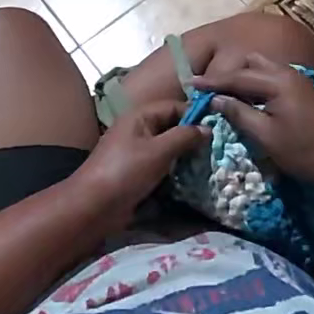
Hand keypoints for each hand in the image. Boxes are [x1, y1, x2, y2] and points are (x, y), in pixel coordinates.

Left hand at [74, 99, 206, 223]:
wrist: (93, 207)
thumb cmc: (126, 171)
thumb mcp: (159, 151)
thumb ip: (185, 136)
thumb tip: (208, 128)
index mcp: (141, 115)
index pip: (176, 106)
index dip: (197, 114)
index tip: (219, 126)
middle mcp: (139, 128)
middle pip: (173, 125)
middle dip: (194, 135)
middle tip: (217, 146)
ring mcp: (138, 150)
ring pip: (170, 146)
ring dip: (186, 154)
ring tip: (209, 161)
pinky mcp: (138, 170)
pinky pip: (163, 163)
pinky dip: (176, 167)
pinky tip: (193, 175)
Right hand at [193, 53, 313, 184]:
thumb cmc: (302, 150)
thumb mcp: (265, 135)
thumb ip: (239, 113)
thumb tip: (216, 100)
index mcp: (277, 82)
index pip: (237, 77)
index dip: (212, 82)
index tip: (191, 83)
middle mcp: (288, 74)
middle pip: (251, 64)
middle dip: (229, 75)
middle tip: (209, 90)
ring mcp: (297, 81)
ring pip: (263, 69)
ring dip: (244, 78)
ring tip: (226, 94)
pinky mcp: (302, 91)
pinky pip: (272, 78)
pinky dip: (257, 84)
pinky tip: (248, 99)